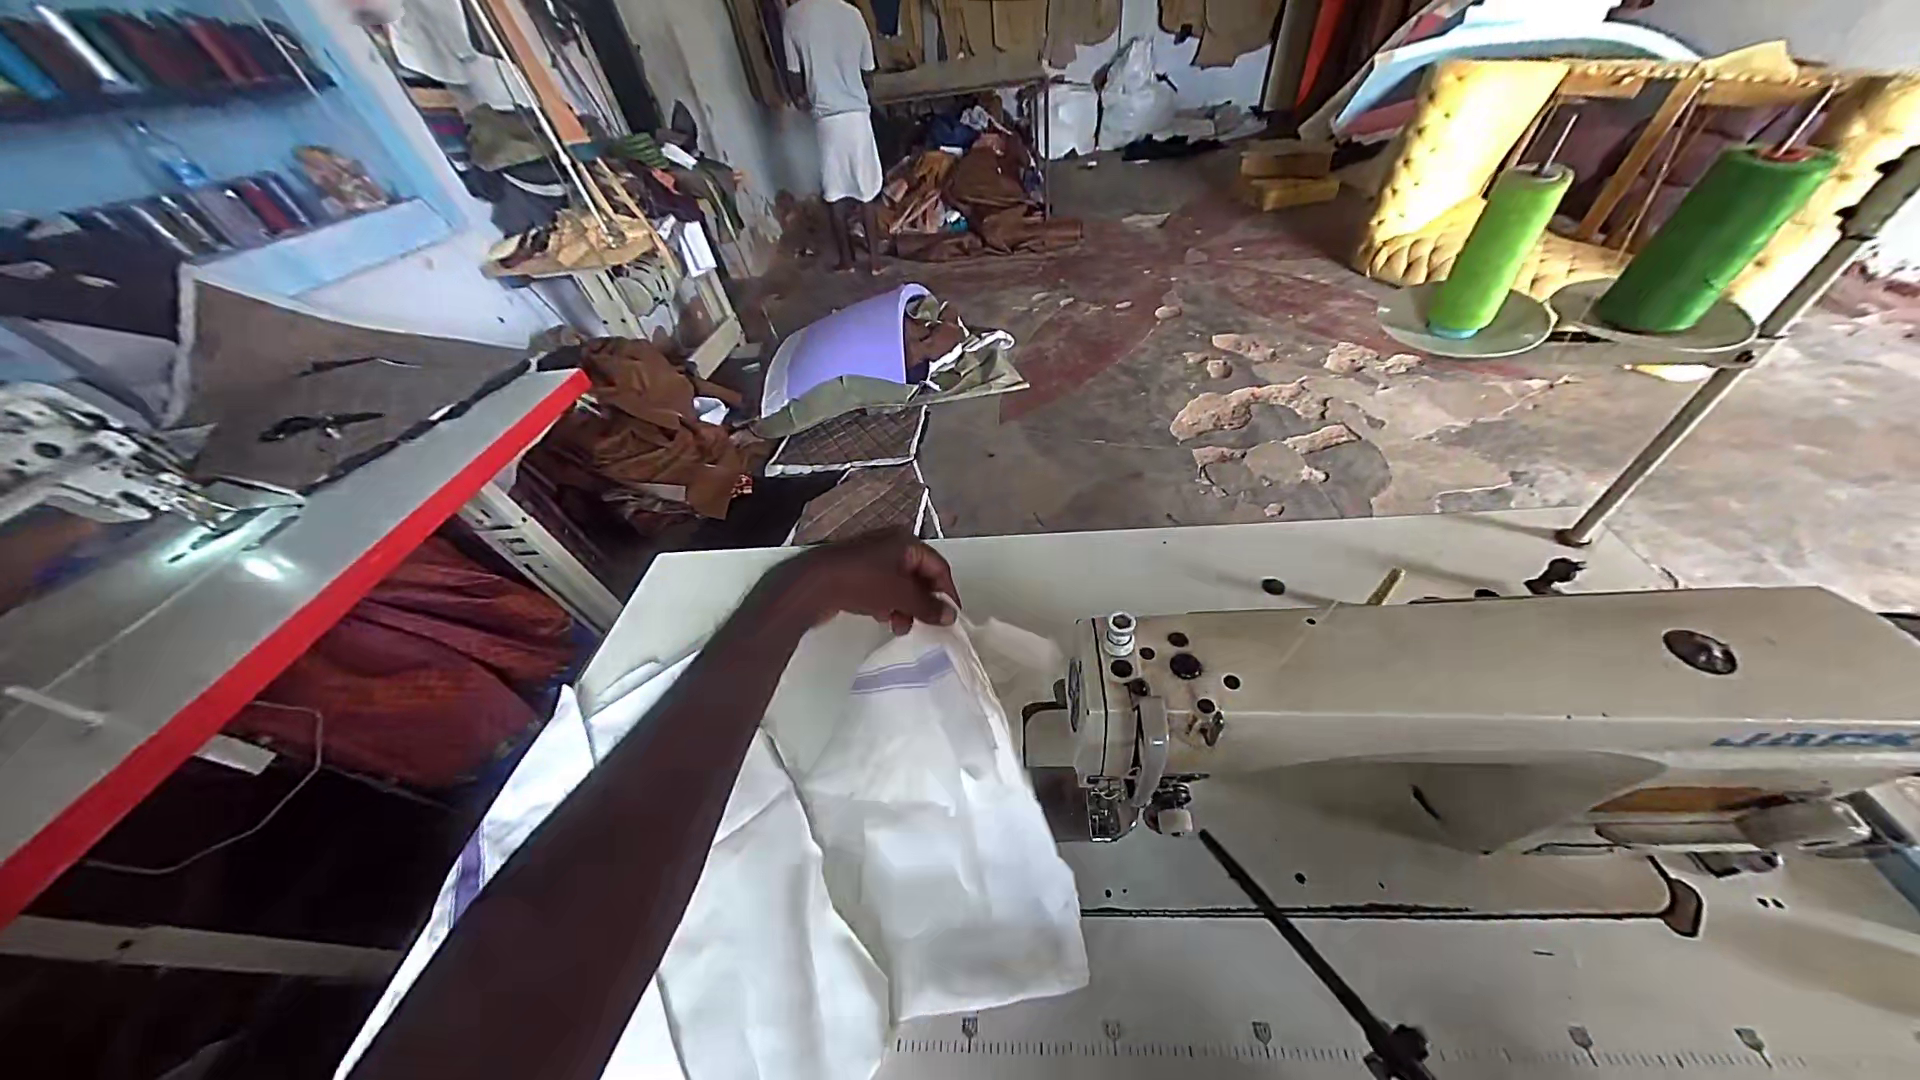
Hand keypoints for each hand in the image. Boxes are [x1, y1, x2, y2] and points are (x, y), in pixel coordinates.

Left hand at [762, 529, 959, 634]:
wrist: (812, 585)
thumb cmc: (861, 581)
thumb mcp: (901, 595)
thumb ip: (928, 606)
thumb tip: (950, 615)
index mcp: (906, 543)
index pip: (938, 567)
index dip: (947, 592)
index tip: (950, 615)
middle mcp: (891, 546)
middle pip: (919, 576)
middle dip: (923, 602)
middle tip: (925, 623)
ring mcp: (871, 558)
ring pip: (900, 585)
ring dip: (905, 607)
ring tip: (899, 625)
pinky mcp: (856, 573)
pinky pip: (882, 589)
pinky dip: (887, 603)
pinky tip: (882, 617)